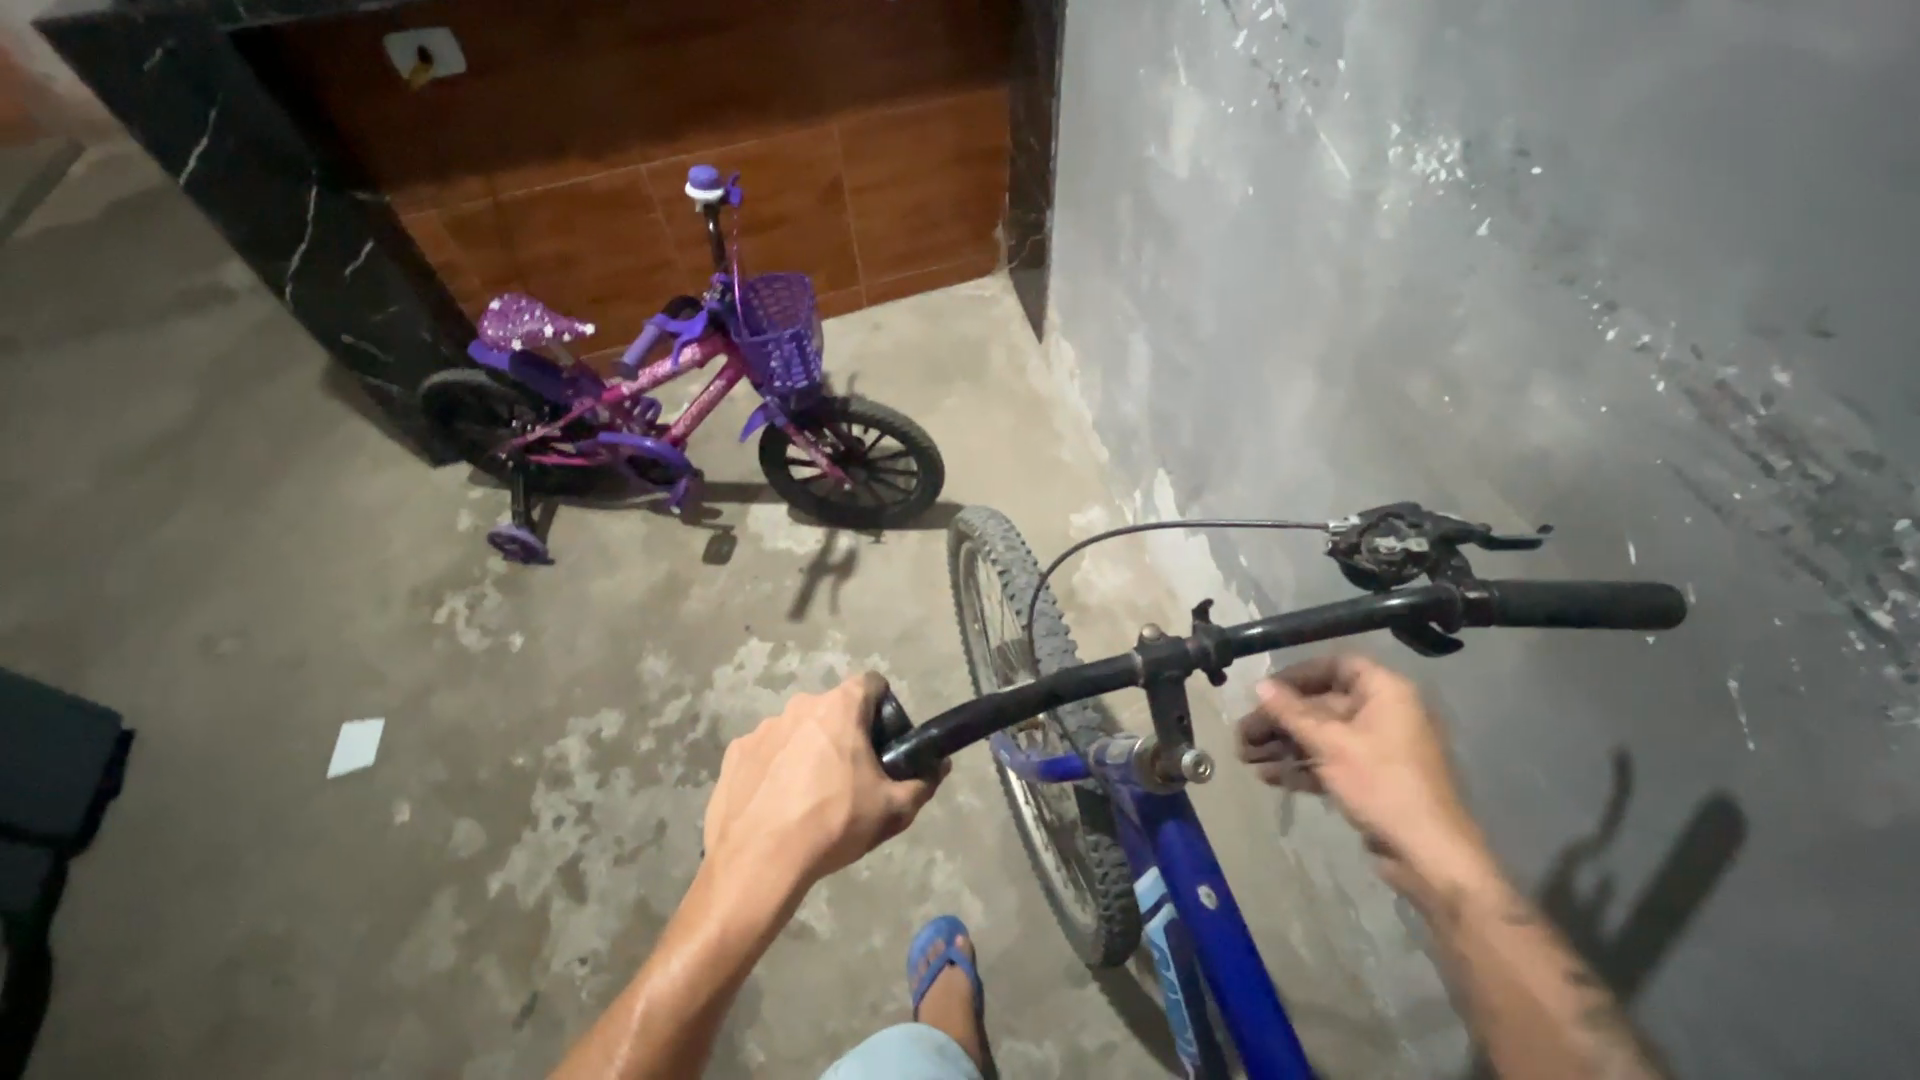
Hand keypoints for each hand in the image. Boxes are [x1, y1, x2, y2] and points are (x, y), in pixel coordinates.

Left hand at [703, 672, 944, 889]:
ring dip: (808, 752)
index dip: (884, 709)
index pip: (872, 683)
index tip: (884, 742)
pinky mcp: (734, 754)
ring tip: (810, 798)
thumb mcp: (893, 809)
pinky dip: (775, 770)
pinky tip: (778, 806)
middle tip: (852, 778)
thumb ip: (923, 782)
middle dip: (845, 735)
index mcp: (839, 708)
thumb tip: (939, 767)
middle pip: (833, 710)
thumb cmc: (833, 824)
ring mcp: (761, 729)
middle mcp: (799, 706)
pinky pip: (766, 753)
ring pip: (798, 731)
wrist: (759, 863)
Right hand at [1237, 654, 1491, 897]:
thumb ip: (1292, 713)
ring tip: (1246, 758)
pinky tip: (1268, 776)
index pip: (1336, 666)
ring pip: (1321, 735)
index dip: (1298, 675)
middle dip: (1280, 720)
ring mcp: (1377, 748)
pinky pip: (1329, 761)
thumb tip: (1260, 685)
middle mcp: (1383, 713)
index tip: (1264, 691)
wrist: (1428, 853)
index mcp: (1385, 692)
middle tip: (1243, 735)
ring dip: (1283, 744)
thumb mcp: (1331, 744)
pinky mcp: (1370, 778)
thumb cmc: (1382, 785)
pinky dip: (1301, 766)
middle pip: (1322, 704)